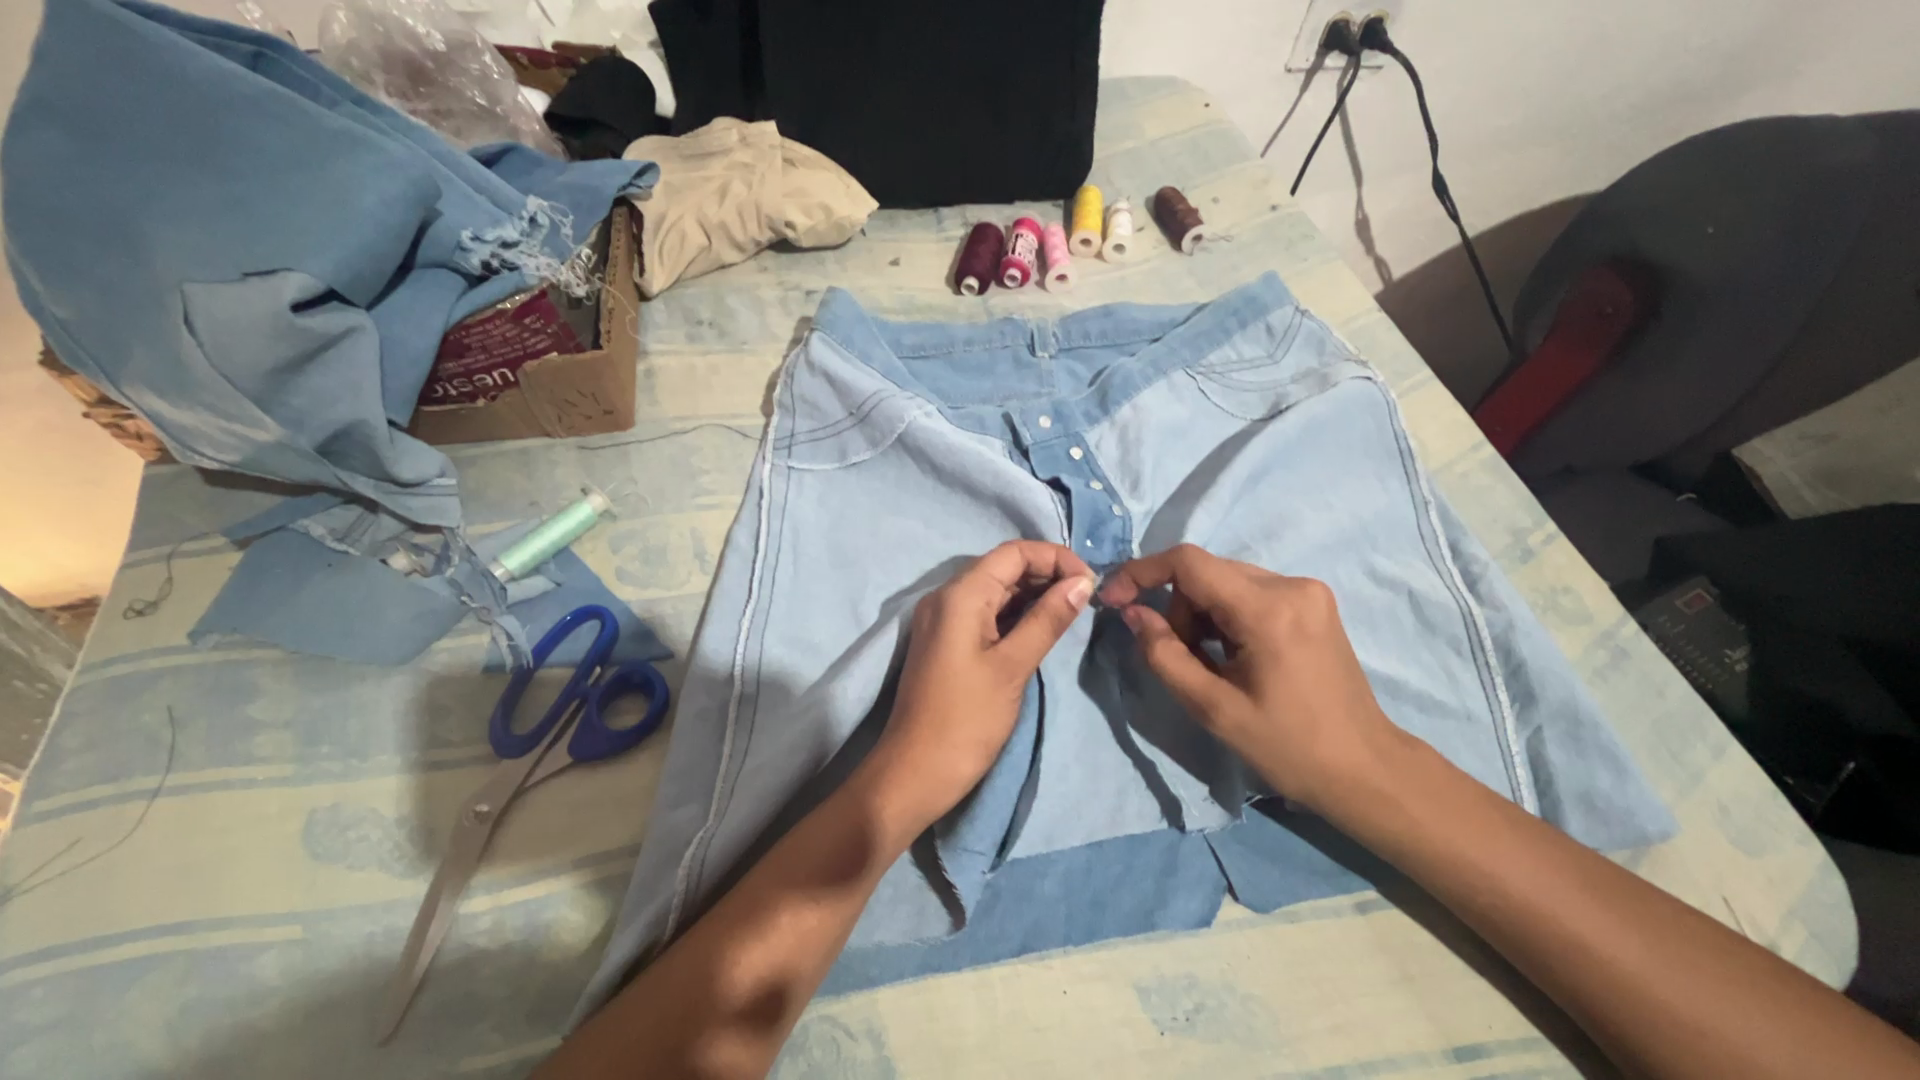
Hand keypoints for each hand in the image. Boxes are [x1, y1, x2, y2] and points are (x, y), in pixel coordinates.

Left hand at [865, 541, 1096, 830]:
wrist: (915, 772)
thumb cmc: (966, 720)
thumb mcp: (1013, 667)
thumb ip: (1047, 620)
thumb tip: (1081, 582)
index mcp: (960, 595)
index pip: (1013, 552)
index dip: (1055, 557)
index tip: (1090, 582)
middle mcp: (947, 597)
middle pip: (1003, 567)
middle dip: (1047, 574)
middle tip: (1086, 600)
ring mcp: (944, 620)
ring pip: (995, 591)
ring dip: (1034, 595)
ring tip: (1072, 613)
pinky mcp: (947, 643)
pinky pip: (986, 613)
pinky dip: (1015, 615)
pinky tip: (1042, 629)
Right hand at [1099, 544, 1402, 812]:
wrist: (1363, 768)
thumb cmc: (1287, 746)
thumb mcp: (1213, 708)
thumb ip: (1164, 655)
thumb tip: (1133, 613)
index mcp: (1268, 609)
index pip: (1190, 563)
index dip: (1142, 573)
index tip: (1114, 600)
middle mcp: (1291, 585)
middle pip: (1206, 572)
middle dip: (1178, 609)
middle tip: (1180, 659)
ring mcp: (1307, 592)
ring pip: (1226, 581)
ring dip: (1201, 615)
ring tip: (1211, 666)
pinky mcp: (1312, 603)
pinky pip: (1249, 592)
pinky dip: (1226, 617)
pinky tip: (1234, 657)